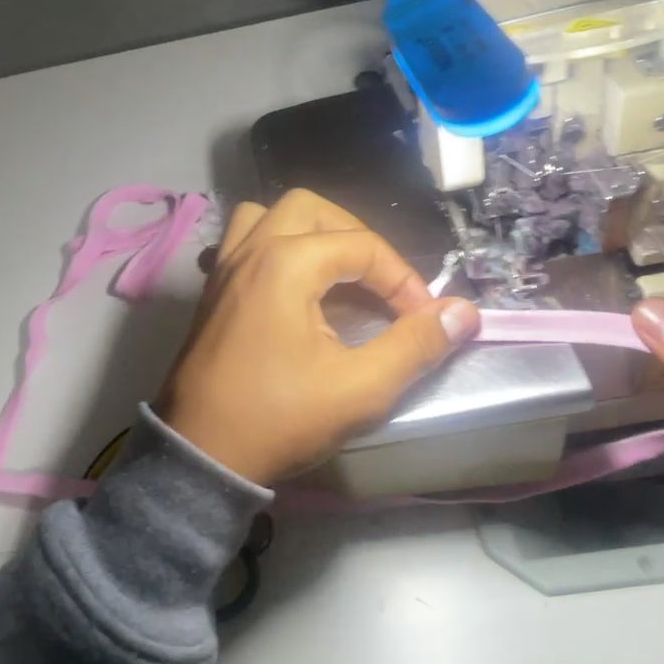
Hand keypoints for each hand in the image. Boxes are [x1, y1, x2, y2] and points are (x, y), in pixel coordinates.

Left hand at [156, 190, 479, 485]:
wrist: (200, 453)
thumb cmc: (278, 418)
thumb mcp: (360, 389)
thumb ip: (415, 345)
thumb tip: (464, 312)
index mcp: (286, 262)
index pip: (362, 247)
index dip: (404, 281)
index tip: (425, 320)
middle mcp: (251, 249)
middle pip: (312, 209)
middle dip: (357, 238)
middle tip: (381, 284)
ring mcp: (224, 267)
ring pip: (271, 216)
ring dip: (310, 233)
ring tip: (338, 273)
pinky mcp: (212, 290)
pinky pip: (246, 241)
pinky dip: (277, 247)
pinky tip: (295, 289)